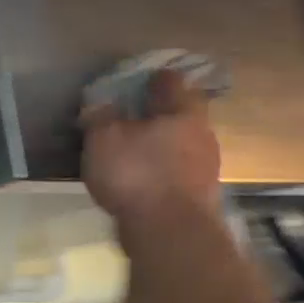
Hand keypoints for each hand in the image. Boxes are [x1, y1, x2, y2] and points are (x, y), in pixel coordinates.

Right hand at [82, 69, 222, 228]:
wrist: (169, 227)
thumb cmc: (135, 173)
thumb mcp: (104, 140)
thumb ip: (101, 117)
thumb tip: (99, 101)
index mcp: (181, 112)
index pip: (172, 83)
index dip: (156, 77)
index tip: (144, 75)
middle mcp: (201, 132)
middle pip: (180, 113)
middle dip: (159, 111)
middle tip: (134, 112)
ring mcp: (204, 162)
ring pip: (180, 140)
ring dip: (160, 139)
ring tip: (135, 145)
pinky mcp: (198, 189)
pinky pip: (177, 166)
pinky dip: (161, 163)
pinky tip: (143, 172)